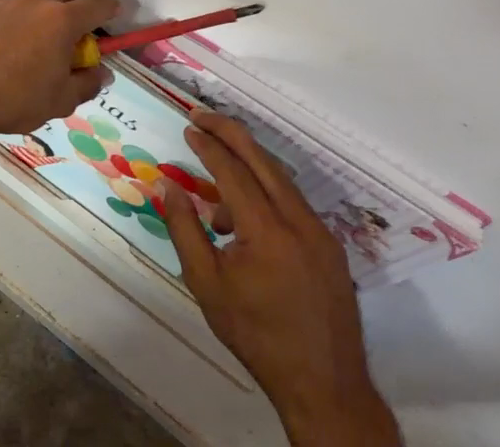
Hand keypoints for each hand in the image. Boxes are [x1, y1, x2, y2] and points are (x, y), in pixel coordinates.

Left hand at [0, 0, 117, 138]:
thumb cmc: (12, 99)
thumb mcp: (59, 101)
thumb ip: (86, 83)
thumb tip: (100, 72)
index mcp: (61, 20)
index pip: (98, 5)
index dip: (112, 8)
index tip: (118, 11)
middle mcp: (35, 1)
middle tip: (98, 1)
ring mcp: (6, 1)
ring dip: (55, 3)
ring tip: (56, 26)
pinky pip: (14, 5)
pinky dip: (26, 13)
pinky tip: (19, 36)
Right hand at [162, 110, 399, 446]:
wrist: (323, 383)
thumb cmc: (255, 334)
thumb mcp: (206, 283)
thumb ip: (185, 229)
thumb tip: (168, 185)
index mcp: (267, 230)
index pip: (233, 172)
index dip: (209, 146)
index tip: (188, 127)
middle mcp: (301, 222)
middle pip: (264, 162)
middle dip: (232, 134)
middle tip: (203, 116)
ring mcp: (322, 234)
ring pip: (282, 182)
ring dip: (248, 168)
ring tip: (214, 191)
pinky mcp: (331, 248)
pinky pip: (294, 205)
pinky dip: (266, 194)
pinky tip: (244, 220)